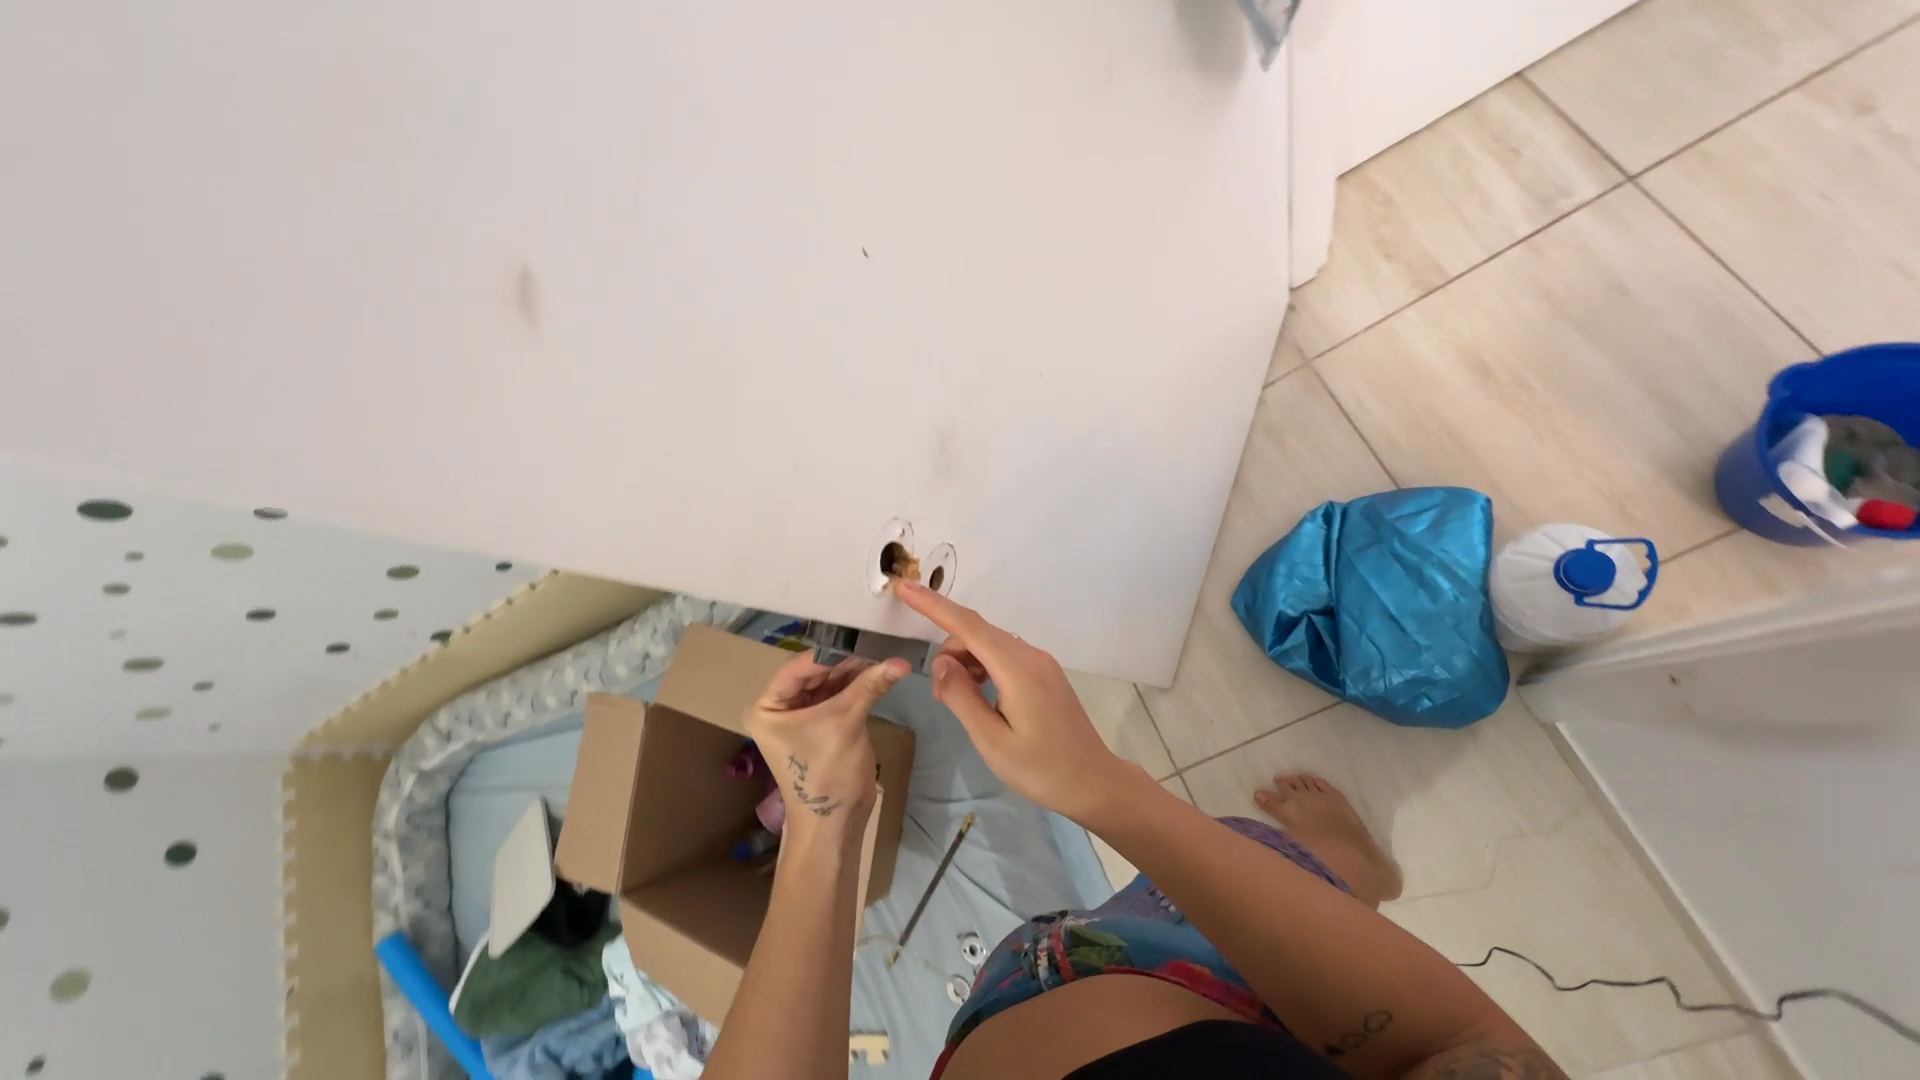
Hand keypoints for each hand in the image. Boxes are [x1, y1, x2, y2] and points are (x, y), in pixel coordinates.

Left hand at [744, 652, 908, 837]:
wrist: (835, 822)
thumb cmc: (825, 773)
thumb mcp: (845, 723)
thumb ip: (869, 686)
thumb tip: (901, 660)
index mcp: (768, 707)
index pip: (799, 668)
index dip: (830, 653)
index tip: (860, 638)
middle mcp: (780, 708)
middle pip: (816, 674)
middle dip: (846, 662)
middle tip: (878, 646)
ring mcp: (802, 717)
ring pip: (830, 684)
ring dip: (855, 673)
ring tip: (884, 656)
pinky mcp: (824, 726)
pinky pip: (840, 698)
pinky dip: (858, 687)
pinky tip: (880, 673)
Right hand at [894, 580, 1141, 821]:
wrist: (1094, 783)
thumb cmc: (1041, 769)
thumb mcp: (991, 740)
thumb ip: (962, 697)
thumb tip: (941, 663)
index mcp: (1017, 668)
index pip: (968, 625)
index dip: (934, 605)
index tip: (905, 587)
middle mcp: (1031, 655)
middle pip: (977, 634)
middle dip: (949, 653)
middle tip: (939, 697)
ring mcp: (1041, 663)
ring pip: (990, 645)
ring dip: (966, 662)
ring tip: (957, 701)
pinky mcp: (1045, 674)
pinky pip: (1005, 656)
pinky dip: (983, 667)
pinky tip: (979, 696)